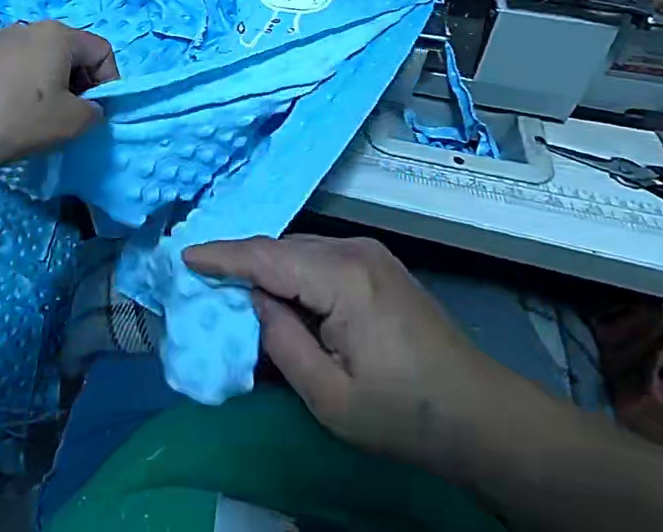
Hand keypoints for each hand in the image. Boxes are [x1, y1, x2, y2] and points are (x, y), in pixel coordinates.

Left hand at [0, 21, 117, 196]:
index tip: (98, 111)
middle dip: (80, 83)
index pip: (101, 51)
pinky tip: (11, 114)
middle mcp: (29, 27)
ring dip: (52, 86)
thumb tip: (90, 108)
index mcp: (58, 33)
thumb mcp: (73, 122)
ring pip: (42, 60)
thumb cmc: (20, 119)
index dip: (109, 82)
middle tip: (71, 116)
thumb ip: (96, 111)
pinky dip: (24, 88)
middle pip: (71, 53)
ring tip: (40, 118)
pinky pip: (16, 68)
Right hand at [183, 234, 524, 479]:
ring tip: (230, 286)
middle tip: (201, 278)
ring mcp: (369, 253)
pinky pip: (320, 257)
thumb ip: (281, 341)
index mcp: (343, 278)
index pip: (268, 257)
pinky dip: (291, 271)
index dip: (223, 256)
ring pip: (301, 250)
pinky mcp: (377, 263)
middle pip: (283, 248)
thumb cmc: (402, 413)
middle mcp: (355, 251)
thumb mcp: (329, 396)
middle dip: (241, 261)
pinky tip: (278, 292)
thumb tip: (254, 300)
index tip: (185, 254)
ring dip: (267, 266)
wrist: (477, 411)